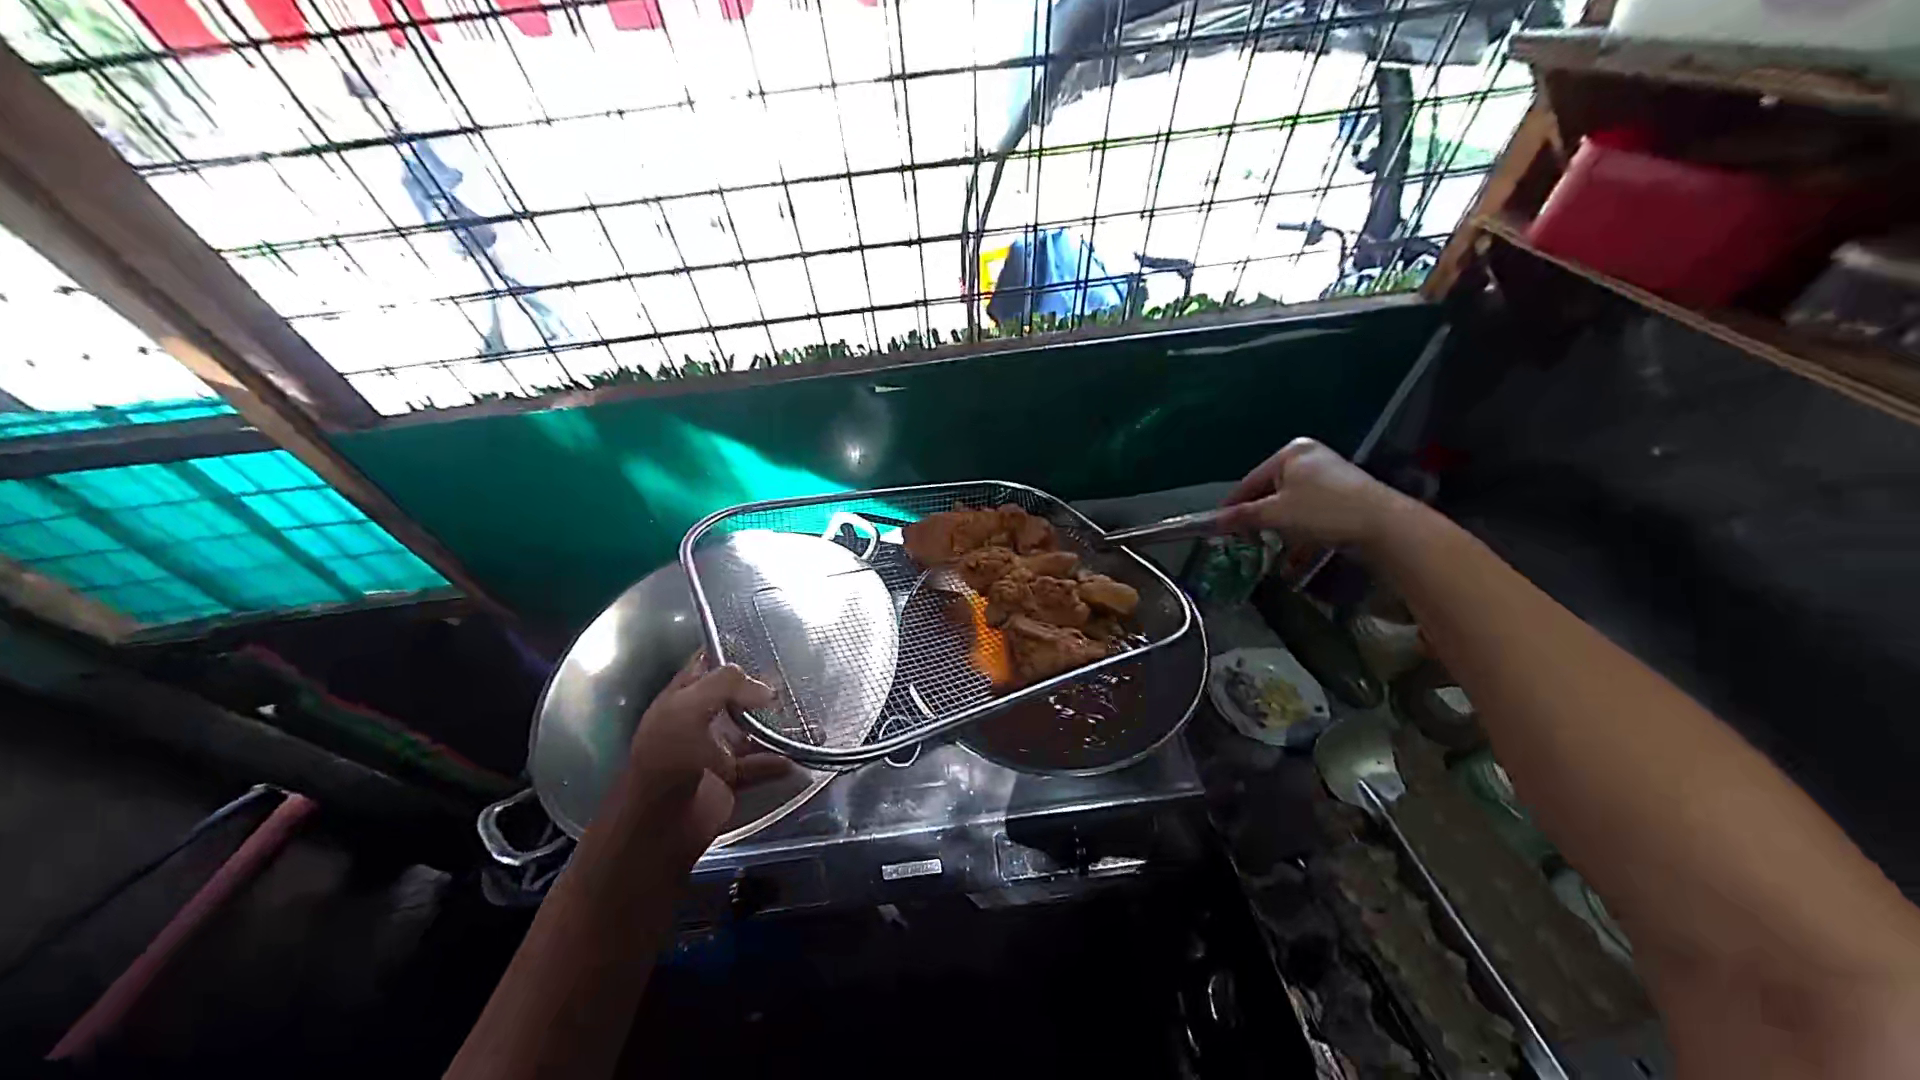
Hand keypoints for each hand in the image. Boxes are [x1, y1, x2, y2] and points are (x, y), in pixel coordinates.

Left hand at [627, 652, 787, 850]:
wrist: (660, 825)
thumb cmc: (667, 757)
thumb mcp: (688, 708)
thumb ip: (726, 685)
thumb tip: (766, 690)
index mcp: (680, 698)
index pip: (706, 665)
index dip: (731, 654)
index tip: (764, 646)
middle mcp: (697, 720)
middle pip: (734, 696)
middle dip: (761, 689)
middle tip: (792, 682)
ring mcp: (713, 750)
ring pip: (750, 730)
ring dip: (775, 726)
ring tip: (804, 718)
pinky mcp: (729, 778)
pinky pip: (758, 764)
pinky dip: (776, 762)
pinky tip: (794, 758)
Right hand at [1214, 438, 1411, 547]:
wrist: (1385, 526)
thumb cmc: (1323, 511)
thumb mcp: (1275, 515)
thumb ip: (1240, 517)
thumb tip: (1207, 523)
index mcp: (1290, 453)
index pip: (1249, 482)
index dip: (1232, 507)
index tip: (1217, 529)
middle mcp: (1309, 457)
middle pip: (1269, 492)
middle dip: (1257, 518)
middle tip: (1244, 540)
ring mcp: (1329, 475)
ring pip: (1289, 503)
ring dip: (1277, 527)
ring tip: (1268, 546)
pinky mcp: (1344, 494)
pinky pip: (1309, 510)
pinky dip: (1298, 528)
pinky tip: (1295, 549)